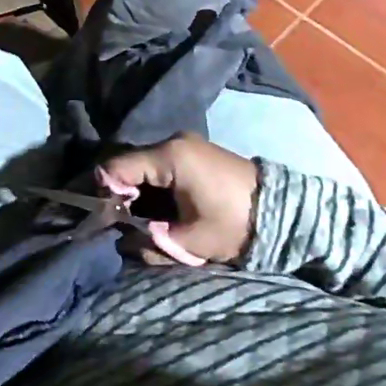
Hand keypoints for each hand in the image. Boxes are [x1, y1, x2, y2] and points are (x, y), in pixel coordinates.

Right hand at [97, 135, 256, 266]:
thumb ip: (148, 241)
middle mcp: (173, 142)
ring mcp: (185, 146)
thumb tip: (122, 242)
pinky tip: (155, 212)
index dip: (103, 193)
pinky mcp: (194, 155)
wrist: (282, 213)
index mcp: (169, 156)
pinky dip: (152, 188)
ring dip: (136, 194)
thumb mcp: (190, 241)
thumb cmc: (234, 224)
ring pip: (143, 167)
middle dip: (119, 196)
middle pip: (128, 166)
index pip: (116, 167)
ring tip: (137, 222)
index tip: (104, 220)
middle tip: (117, 226)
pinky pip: (159, 167)